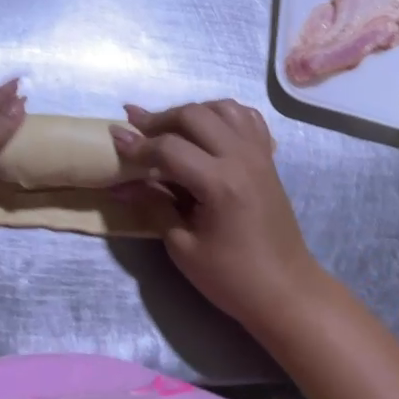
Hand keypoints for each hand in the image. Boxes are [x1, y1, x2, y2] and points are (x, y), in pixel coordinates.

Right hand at [112, 100, 324, 329]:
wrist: (285, 290)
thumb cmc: (232, 278)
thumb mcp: (183, 247)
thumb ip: (154, 206)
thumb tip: (121, 184)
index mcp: (220, 182)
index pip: (170, 148)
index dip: (138, 144)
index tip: (113, 137)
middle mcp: (241, 157)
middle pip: (194, 115)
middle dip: (160, 119)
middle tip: (136, 128)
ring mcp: (258, 154)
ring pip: (222, 107)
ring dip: (192, 111)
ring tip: (170, 128)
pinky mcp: (268, 159)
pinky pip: (246, 118)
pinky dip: (223, 114)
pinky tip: (207, 129)